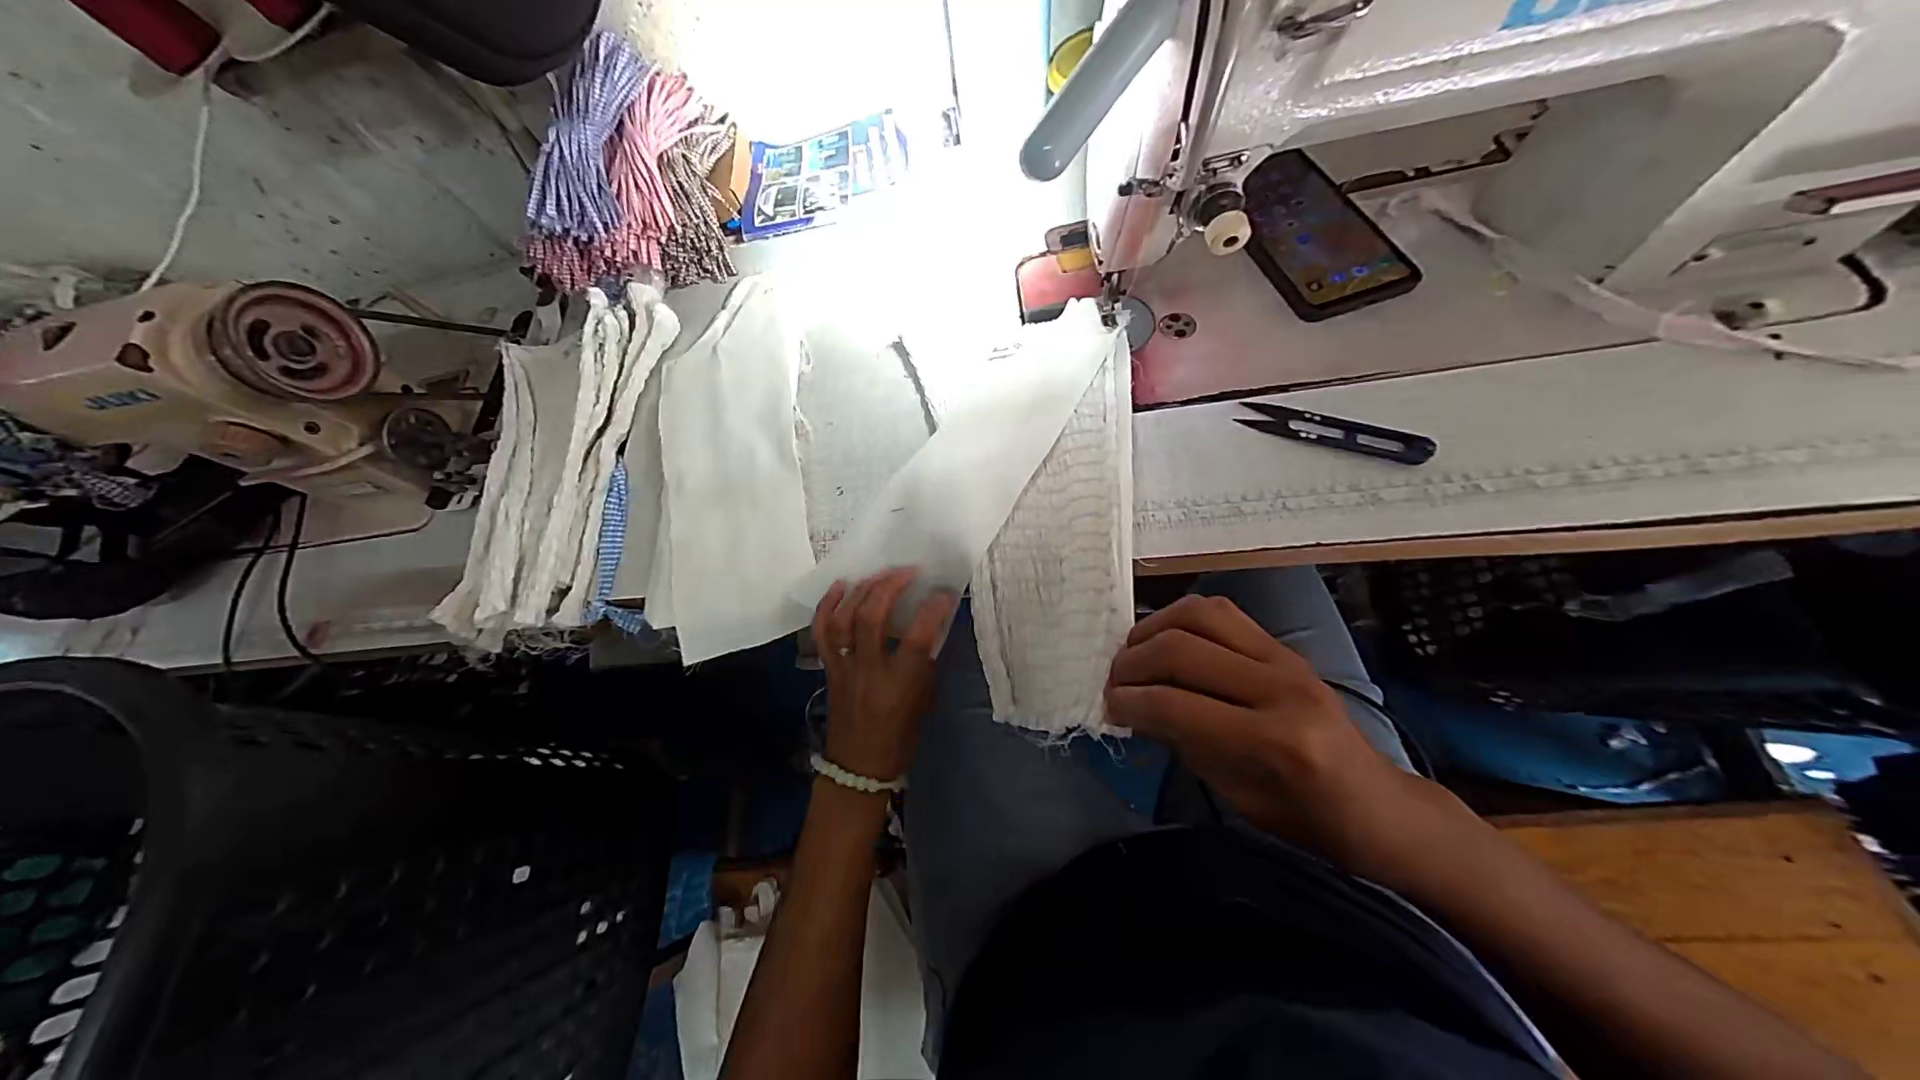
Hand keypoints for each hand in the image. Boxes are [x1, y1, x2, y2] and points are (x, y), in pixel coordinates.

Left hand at [812, 568, 956, 785]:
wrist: (859, 766)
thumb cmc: (900, 736)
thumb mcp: (925, 700)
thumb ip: (926, 662)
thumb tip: (932, 624)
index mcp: (900, 685)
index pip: (915, 638)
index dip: (931, 610)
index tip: (943, 593)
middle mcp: (869, 672)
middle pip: (872, 619)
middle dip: (890, 587)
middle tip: (908, 572)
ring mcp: (844, 668)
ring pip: (844, 620)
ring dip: (862, 590)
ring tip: (879, 574)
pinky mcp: (828, 668)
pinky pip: (822, 632)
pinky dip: (828, 605)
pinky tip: (842, 586)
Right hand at [1105, 594, 1442, 877]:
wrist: (1375, 804)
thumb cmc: (1305, 818)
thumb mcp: (1234, 795)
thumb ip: (1184, 743)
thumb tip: (1134, 707)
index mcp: (1275, 741)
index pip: (1176, 705)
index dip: (1129, 703)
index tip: (1108, 708)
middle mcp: (1281, 688)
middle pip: (1181, 649)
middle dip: (1132, 664)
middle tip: (1113, 684)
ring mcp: (1286, 658)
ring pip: (1200, 615)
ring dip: (1153, 629)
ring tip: (1134, 655)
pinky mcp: (1284, 646)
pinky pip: (1221, 613)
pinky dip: (1181, 619)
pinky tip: (1165, 639)